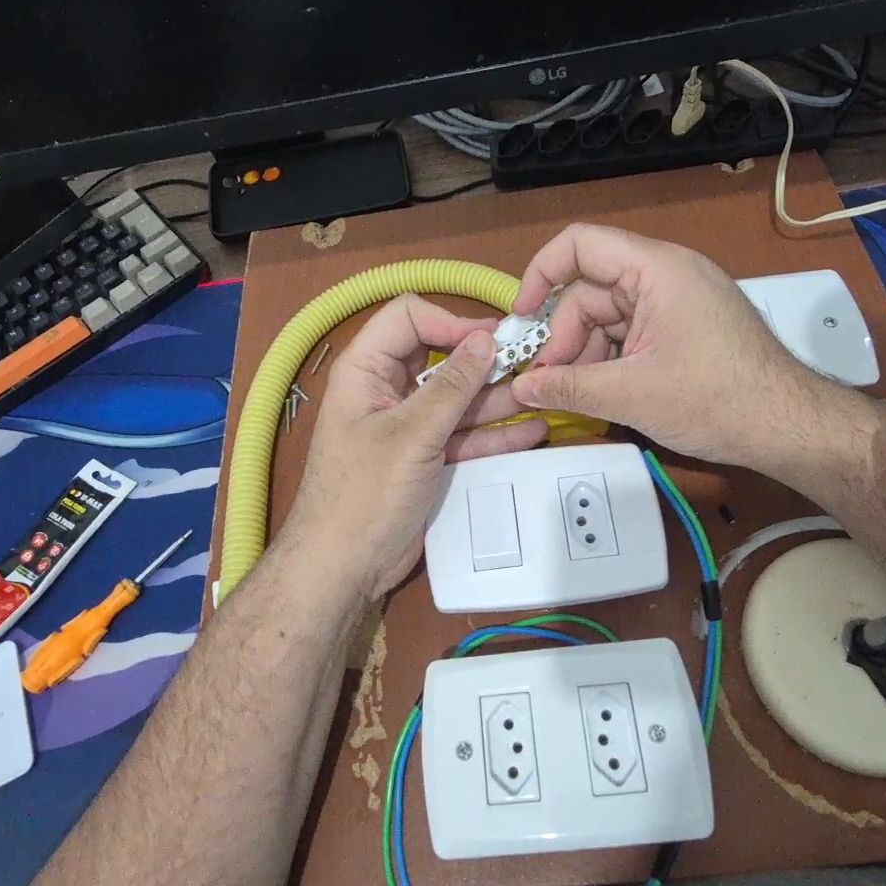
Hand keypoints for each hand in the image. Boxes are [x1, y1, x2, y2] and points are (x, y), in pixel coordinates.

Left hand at [281, 295, 547, 599]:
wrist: (344, 567)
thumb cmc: (365, 494)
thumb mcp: (412, 435)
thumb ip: (452, 387)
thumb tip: (486, 339)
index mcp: (366, 370)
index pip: (409, 318)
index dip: (450, 321)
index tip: (492, 338)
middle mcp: (387, 390)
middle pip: (440, 357)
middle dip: (483, 360)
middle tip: (531, 361)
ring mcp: (409, 425)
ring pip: (458, 398)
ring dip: (496, 397)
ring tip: (542, 393)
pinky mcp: (427, 457)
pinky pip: (463, 434)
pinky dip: (493, 433)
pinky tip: (532, 430)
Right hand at [509, 223, 855, 478]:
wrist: (790, 427)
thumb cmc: (716, 400)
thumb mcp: (632, 394)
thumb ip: (568, 387)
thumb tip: (519, 388)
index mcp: (656, 269)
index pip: (580, 244)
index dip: (541, 274)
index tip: (522, 318)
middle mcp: (666, 274)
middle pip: (591, 289)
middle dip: (565, 335)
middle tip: (548, 381)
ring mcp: (678, 301)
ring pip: (608, 316)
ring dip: (586, 353)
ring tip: (577, 395)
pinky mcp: (684, 326)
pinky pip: (631, 333)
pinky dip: (611, 359)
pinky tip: (603, 393)